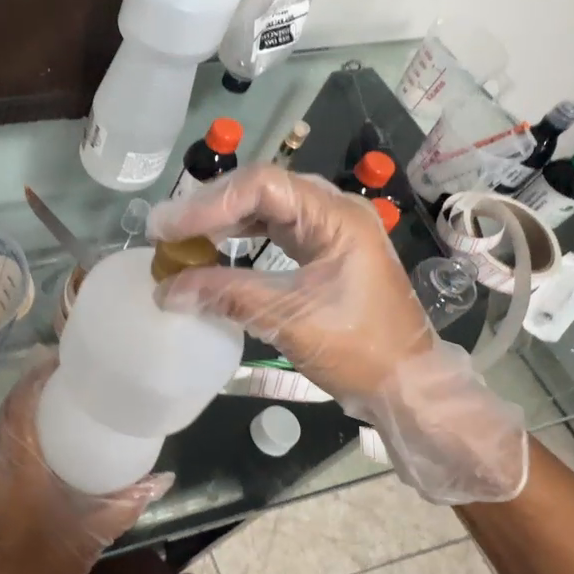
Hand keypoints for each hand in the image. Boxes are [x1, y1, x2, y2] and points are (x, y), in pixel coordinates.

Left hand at [0, 354, 171, 573]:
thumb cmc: (51, 564)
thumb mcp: (95, 532)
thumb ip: (129, 501)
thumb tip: (165, 476)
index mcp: (21, 467)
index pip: (20, 408)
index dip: (35, 379)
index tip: (59, 359)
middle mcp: (2, 464)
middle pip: (9, 410)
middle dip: (31, 384)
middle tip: (64, 368)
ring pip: (5, 425)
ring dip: (25, 402)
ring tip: (58, 389)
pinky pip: (6, 442)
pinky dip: (22, 424)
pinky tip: (48, 426)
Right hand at [146, 164, 433, 401]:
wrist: (409, 386)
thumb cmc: (360, 351)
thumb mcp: (288, 321)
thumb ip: (226, 296)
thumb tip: (165, 290)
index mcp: (336, 217)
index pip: (262, 187)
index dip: (209, 204)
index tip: (169, 229)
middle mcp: (333, 211)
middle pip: (260, 188)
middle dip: (208, 207)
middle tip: (164, 231)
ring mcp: (329, 228)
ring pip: (263, 206)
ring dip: (219, 219)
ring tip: (179, 238)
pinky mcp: (322, 249)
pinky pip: (271, 228)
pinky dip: (237, 235)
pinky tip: (211, 247)